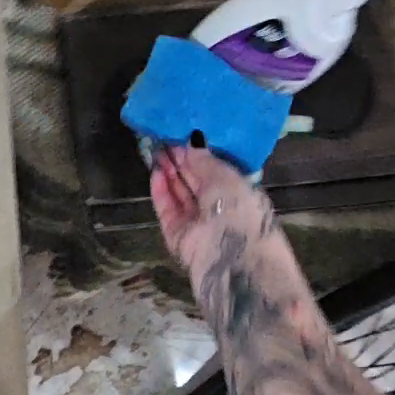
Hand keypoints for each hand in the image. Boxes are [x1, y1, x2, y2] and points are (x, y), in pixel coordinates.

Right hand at [148, 145, 276, 275]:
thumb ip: (206, 161)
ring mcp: (196, 222)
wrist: (231, 257)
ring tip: (156, 150)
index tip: (184, 137)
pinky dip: (160, 190)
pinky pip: (167, 208)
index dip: (199, 155)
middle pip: (195, 182)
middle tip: (165, 139)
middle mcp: (217, 208)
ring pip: (179, 193)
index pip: (215, 172)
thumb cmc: (238, 210)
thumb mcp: (227, 178)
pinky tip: (155, 170)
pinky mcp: (176, 234)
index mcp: (238, 194)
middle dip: (181, 161)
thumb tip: (192, 144)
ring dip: (168, 172)